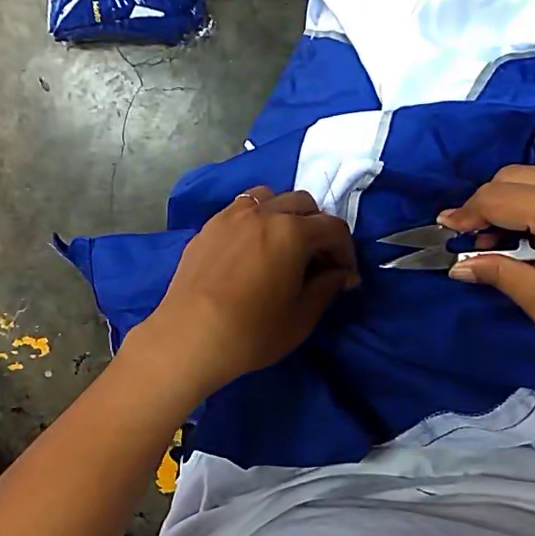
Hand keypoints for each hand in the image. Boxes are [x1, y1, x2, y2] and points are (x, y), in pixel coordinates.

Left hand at [135, 187, 358, 399]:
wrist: (188, 337)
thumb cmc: (251, 332)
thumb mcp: (301, 318)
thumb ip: (326, 288)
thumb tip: (341, 273)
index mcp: (292, 232)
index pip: (333, 228)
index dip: (346, 251)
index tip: (344, 276)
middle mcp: (262, 212)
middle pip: (303, 203)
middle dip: (317, 227)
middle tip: (316, 259)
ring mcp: (231, 215)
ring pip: (269, 197)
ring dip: (285, 214)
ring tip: (283, 245)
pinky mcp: (208, 227)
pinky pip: (240, 209)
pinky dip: (255, 219)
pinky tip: (251, 248)